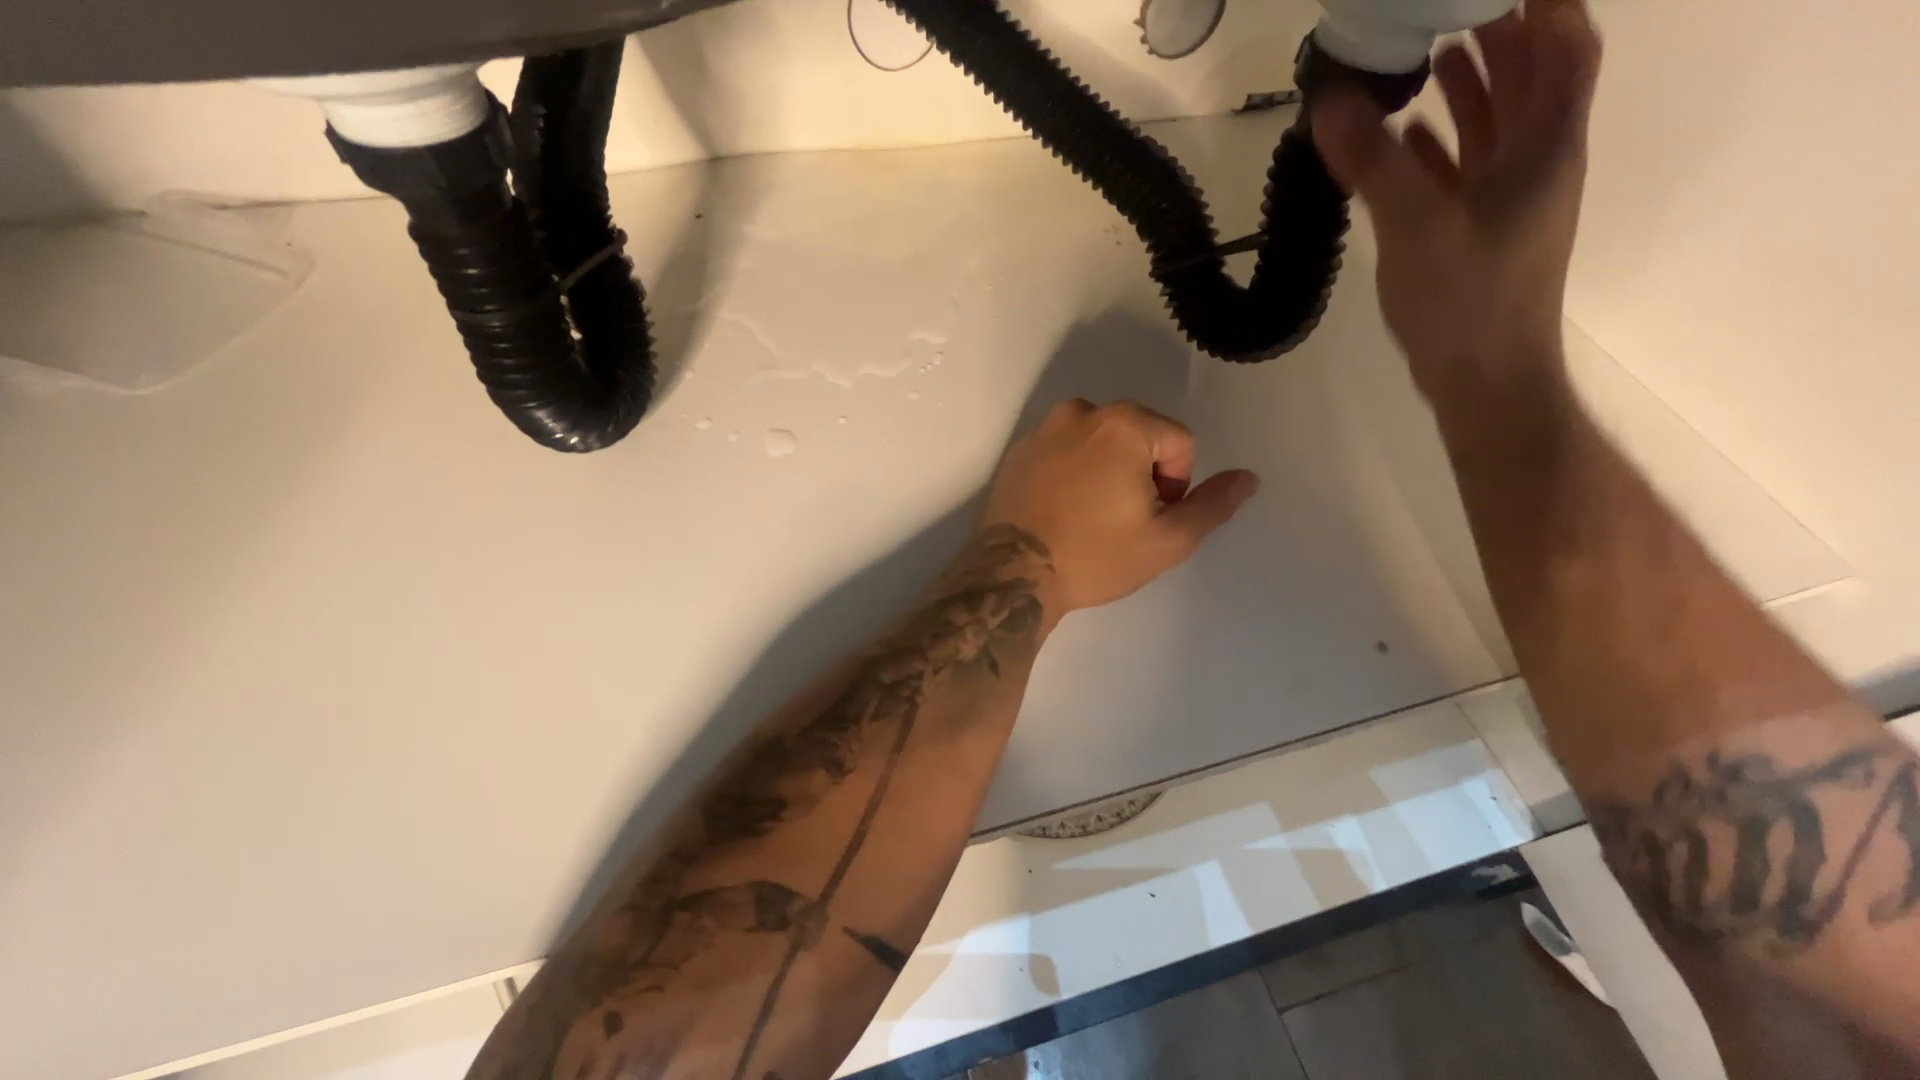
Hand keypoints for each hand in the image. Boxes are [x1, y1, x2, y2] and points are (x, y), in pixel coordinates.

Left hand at [979, 399, 1258, 615]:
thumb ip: (1212, 505)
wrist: (1013, 574)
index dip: (1176, 484)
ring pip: (1100, 443)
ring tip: (1092, 517)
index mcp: (1123, 424)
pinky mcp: (1019, 451)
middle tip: (1122, 521)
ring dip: (1107, 471)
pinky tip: (1064, 511)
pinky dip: (1073, 473)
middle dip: (1142, 474)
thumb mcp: (1167, 540)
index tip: (1149, 518)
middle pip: (1139, 437)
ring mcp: (1043, 429)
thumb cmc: (1095, 557)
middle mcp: (1081, 412)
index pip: (1179, 443)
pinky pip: (1065, 451)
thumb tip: (1248, 478)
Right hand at [1311, 0, 1601, 408]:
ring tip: (1415, 48)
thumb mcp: (1417, 226)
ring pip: (1492, 121)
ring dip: (1463, 82)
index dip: (1542, 5)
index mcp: (1545, 148)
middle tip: (1436, 9)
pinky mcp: (1472, 231)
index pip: (1564, 47)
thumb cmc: (1467, 301)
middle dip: (1492, 29)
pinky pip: (1459, 167)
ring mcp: (1505, 199)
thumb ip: (1374, 161)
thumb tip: (1328, 101)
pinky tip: (1397, 131)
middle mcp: (1535, 162)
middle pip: (1528, 76)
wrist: (1484, 381)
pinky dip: (1434, 140)